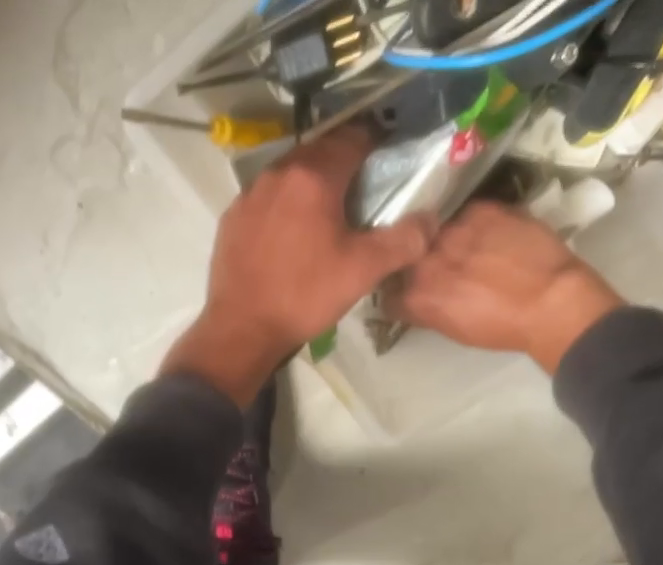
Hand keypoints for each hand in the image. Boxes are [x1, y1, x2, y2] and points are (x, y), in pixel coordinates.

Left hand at [162, 128, 435, 406]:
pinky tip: (293, 231)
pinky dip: (286, 203)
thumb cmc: (305, 295)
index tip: (389, 156)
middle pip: (319, 151)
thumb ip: (403, 241)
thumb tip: (429, 221)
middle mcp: (278, 173)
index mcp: (314, 176)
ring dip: (313, 181)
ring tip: (330, 208)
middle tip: (364, 185)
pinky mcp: (233, 218)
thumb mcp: (363, 271)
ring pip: (290, 173)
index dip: (375, 143)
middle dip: (344, 160)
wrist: (242, 328)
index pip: (353, 139)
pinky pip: (267, 197)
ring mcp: (250, 194)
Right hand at [392, 201, 624, 374]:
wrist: (550, 302)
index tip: (413, 291)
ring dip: (447, 238)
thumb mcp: (453, 329)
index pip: (390, 289)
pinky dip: (476, 223)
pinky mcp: (480, 209)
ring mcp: (452, 230)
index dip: (402, 290)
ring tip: (471, 248)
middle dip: (421, 259)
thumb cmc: (502, 328)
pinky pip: (468, 213)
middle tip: (445, 268)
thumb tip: (419, 299)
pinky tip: (493, 235)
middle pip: (410, 254)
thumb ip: (426, 309)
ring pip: (437, 230)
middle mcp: (425, 259)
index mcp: (416, 295)